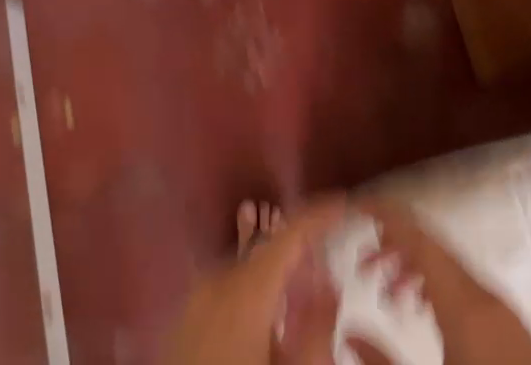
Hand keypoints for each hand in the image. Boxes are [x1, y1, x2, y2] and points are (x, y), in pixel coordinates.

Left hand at [166, 201, 348, 364]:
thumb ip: (317, 325)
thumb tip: (328, 283)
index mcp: (246, 289)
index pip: (291, 232)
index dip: (321, 213)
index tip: (347, 204)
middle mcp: (217, 281)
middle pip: (269, 248)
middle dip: (302, 251)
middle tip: (331, 264)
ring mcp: (195, 300)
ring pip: (248, 269)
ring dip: (278, 274)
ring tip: (303, 297)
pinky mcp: (184, 320)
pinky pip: (229, 289)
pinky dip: (255, 291)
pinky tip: (269, 321)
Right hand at [359, 202, 530, 364]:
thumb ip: (382, 362)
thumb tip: (350, 332)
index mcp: (465, 306)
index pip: (421, 238)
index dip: (388, 216)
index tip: (356, 207)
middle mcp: (488, 297)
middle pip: (436, 249)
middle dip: (395, 248)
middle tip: (362, 267)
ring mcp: (506, 312)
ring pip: (453, 270)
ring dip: (417, 270)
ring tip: (388, 296)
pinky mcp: (514, 330)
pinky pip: (470, 290)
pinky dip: (440, 288)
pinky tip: (424, 312)